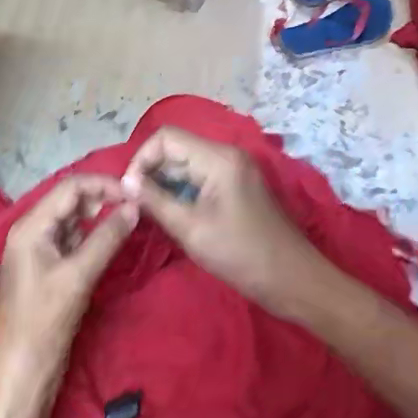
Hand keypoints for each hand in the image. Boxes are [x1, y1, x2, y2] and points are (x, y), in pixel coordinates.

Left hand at [0, 175, 138, 374]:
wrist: (20, 378)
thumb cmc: (43, 323)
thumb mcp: (78, 277)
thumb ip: (107, 237)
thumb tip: (135, 206)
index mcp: (30, 227)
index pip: (70, 187)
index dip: (103, 184)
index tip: (134, 193)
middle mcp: (31, 232)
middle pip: (70, 200)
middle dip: (102, 197)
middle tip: (134, 206)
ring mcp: (38, 252)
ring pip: (72, 220)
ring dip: (99, 216)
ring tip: (128, 219)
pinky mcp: (48, 270)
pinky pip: (72, 240)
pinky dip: (92, 236)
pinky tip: (111, 240)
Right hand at [121, 126, 322, 314]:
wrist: (293, 279)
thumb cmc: (241, 255)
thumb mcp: (191, 229)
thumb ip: (155, 201)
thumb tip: (125, 182)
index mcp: (218, 157)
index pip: (166, 137)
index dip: (141, 159)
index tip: (128, 190)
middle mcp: (226, 154)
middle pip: (176, 147)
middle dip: (150, 170)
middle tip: (132, 202)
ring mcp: (233, 168)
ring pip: (186, 163)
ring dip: (163, 181)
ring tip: (145, 209)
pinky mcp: (236, 185)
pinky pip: (199, 176)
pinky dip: (180, 189)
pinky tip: (167, 211)